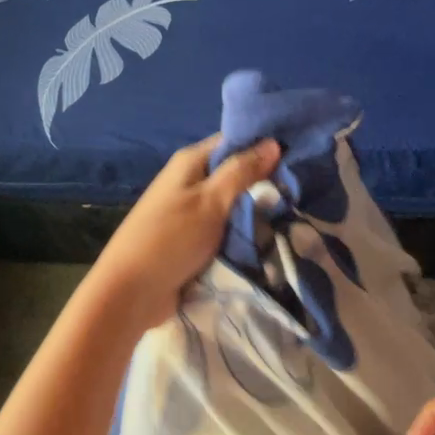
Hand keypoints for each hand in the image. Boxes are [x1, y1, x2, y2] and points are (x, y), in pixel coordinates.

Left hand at [86, 133, 279, 328]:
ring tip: (297, 214)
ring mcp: (191, 213)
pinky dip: (243, 235)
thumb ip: (241, 172)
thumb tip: (273, 141)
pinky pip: (226, 231)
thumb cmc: (171, 238)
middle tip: (303, 190)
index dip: (263, 146)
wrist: (131, 293)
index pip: (233, 142)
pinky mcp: (194, 241)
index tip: (298, 154)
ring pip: (233, 206)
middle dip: (264, 184)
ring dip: (256, 213)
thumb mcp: (211, 201)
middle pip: (235, 175)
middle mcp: (190, 182)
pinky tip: (272, 239)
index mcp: (190, 162)